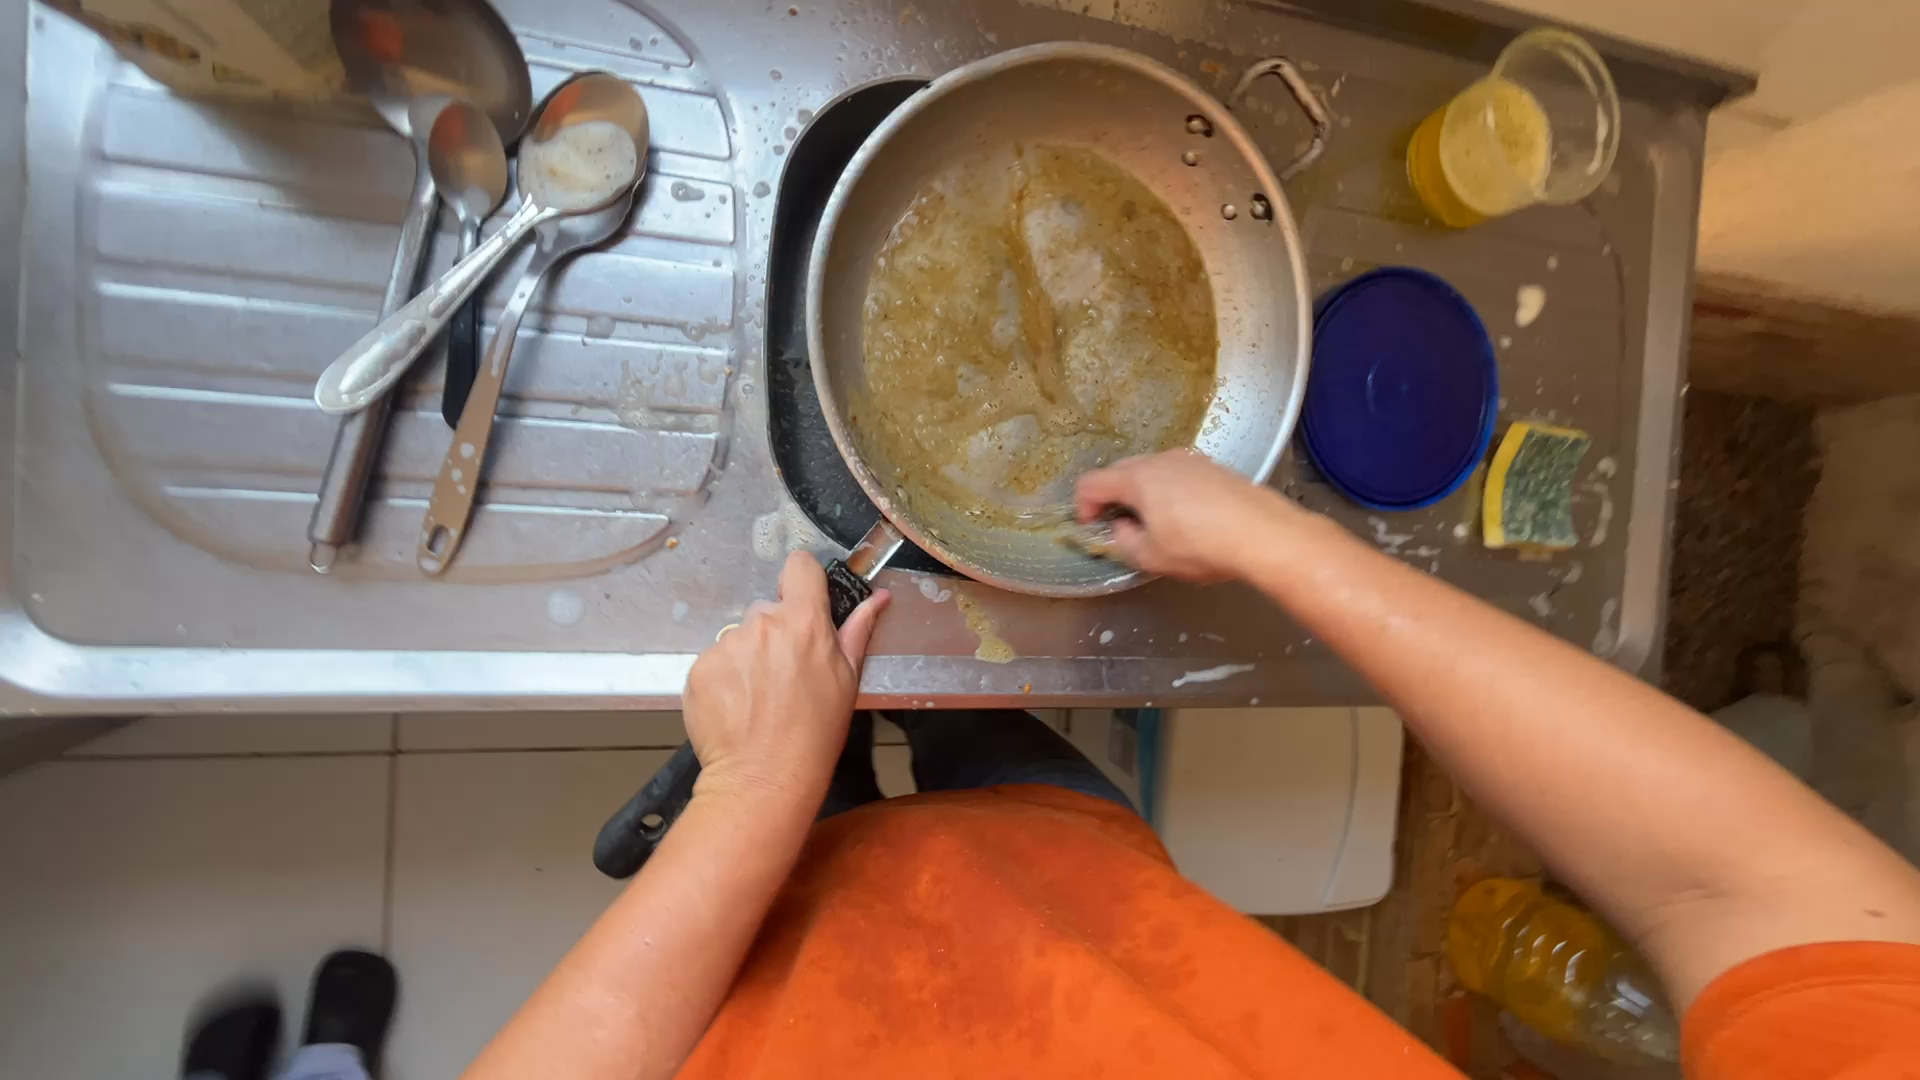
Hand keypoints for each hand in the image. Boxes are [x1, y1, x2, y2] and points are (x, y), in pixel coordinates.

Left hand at [683, 552, 889, 802]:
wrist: (763, 779)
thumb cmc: (816, 731)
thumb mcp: (848, 679)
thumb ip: (858, 629)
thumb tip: (878, 596)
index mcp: (804, 620)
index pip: (799, 566)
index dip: (803, 580)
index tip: (804, 602)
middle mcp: (762, 623)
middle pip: (768, 608)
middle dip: (776, 631)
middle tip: (784, 672)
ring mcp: (726, 644)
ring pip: (740, 635)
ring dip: (749, 655)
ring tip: (758, 695)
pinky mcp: (700, 668)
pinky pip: (715, 660)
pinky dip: (725, 677)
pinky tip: (737, 705)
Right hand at [1075, 450, 1292, 582]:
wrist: (1265, 534)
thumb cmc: (1201, 546)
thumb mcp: (1150, 557)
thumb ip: (1123, 541)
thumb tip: (1121, 528)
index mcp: (1137, 479)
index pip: (1091, 483)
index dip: (1082, 506)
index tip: (1091, 526)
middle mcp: (1161, 460)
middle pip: (1120, 471)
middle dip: (1111, 497)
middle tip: (1119, 525)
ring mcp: (1190, 459)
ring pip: (1151, 471)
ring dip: (1141, 492)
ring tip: (1153, 522)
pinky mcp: (1214, 467)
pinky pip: (1177, 474)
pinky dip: (1167, 491)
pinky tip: (1184, 516)